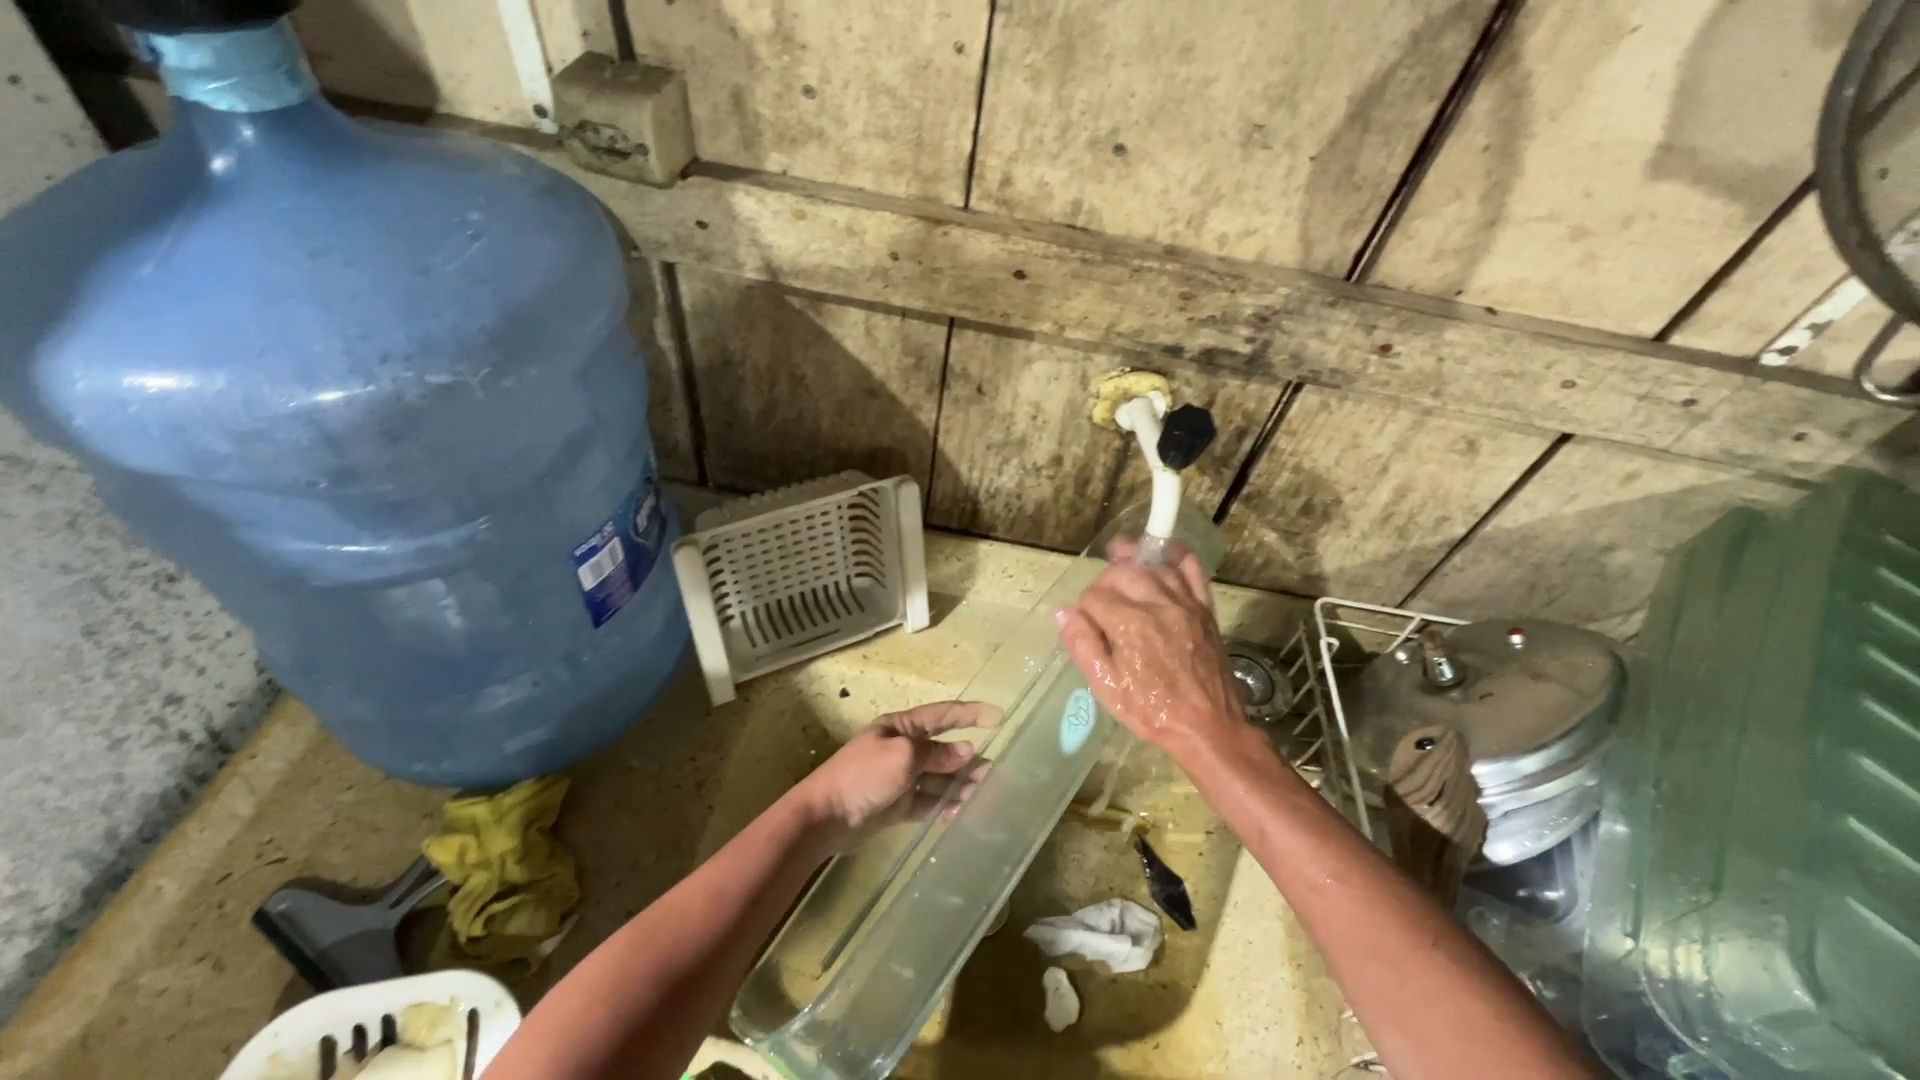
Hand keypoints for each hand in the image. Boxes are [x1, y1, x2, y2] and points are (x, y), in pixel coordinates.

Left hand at [792, 700, 995, 849]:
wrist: (825, 817)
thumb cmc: (862, 776)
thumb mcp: (903, 756)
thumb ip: (937, 753)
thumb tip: (967, 751)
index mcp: (900, 728)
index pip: (943, 715)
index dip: (971, 714)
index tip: (999, 717)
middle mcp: (903, 749)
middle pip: (944, 751)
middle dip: (969, 760)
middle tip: (994, 774)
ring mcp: (900, 779)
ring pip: (938, 779)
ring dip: (960, 786)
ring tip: (982, 796)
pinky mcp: (897, 805)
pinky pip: (927, 802)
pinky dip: (944, 806)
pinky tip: (961, 813)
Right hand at [1054, 540, 1249, 760]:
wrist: (1207, 726)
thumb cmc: (1151, 710)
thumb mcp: (1107, 687)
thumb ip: (1083, 646)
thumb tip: (1064, 613)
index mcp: (1129, 625)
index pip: (1094, 595)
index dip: (1084, 608)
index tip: (1086, 625)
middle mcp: (1157, 605)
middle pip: (1123, 571)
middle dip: (1106, 580)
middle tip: (1101, 601)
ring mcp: (1185, 604)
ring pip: (1155, 565)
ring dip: (1135, 562)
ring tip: (1122, 563)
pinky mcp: (1204, 609)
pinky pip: (1192, 570)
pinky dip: (1177, 557)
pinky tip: (1164, 556)